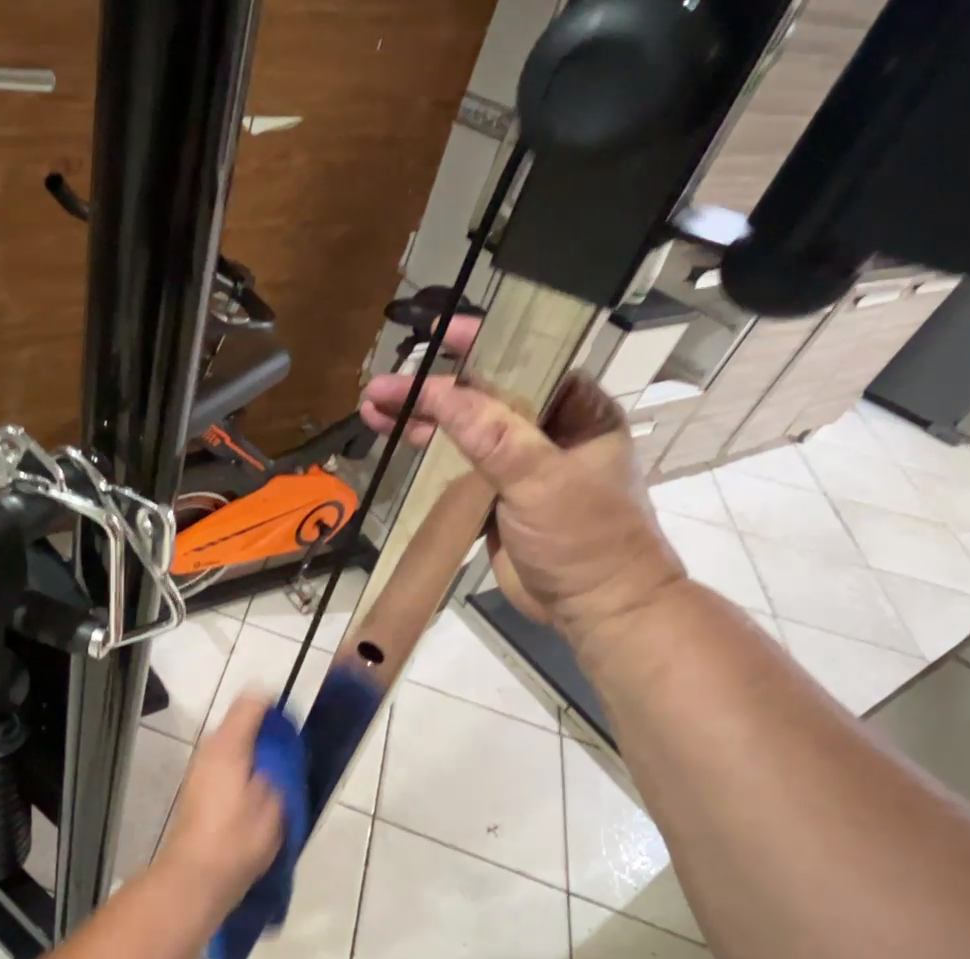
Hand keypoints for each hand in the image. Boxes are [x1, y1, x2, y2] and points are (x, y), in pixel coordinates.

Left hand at [154, 695, 283, 915]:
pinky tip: (257, 800)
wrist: (195, 876)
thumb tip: (281, 751)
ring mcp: (199, 769)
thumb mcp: (274, 805)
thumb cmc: (238, 840)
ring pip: (233, 747)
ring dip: (255, 757)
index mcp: (228, 746)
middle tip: (291, 761)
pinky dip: (243, 773)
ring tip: (278, 783)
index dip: (275, 709)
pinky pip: (226, 766)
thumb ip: (280, 769)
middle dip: (267, 737)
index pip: (251, 704)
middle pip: (240, 725)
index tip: (294, 728)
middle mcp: (209, 750)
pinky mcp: (197, 788)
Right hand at [359, 328, 685, 645]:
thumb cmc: (587, 539)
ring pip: (463, 429)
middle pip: (481, 395)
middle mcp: (548, 429)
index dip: (479, 346)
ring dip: (420, 419)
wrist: (597, 611)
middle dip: (431, 389)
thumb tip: (438, 391)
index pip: (524, 362)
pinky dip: (427, 452)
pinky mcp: (496, 496)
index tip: (436, 335)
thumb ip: (490, 433)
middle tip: (380, 390)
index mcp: (576, 410)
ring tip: (372, 412)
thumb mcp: (541, 478)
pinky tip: (396, 440)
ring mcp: (520, 464)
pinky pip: (457, 464)